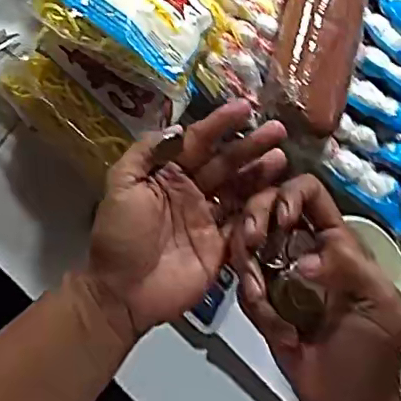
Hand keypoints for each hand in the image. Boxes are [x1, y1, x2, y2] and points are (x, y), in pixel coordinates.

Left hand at [81, 101, 288, 338]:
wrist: (120, 292)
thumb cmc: (118, 233)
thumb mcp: (122, 183)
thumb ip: (147, 152)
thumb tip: (179, 127)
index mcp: (169, 171)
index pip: (199, 141)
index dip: (221, 124)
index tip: (245, 107)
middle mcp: (192, 188)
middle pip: (226, 162)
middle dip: (251, 146)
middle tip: (278, 130)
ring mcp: (208, 218)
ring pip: (239, 189)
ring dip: (260, 174)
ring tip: (282, 159)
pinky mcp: (221, 247)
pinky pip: (244, 225)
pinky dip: (261, 212)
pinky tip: (279, 198)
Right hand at [229, 176, 400, 400]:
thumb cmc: (373, 357)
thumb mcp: (382, 305)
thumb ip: (351, 267)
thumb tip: (305, 260)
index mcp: (334, 239)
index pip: (308, 192)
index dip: (291, 194)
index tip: (283, 219)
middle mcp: (301, 245)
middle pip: (267, 203)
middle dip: (254, 217)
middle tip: (254, 241)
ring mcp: (277, 269)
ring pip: (246, 236)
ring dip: (246, 261)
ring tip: (259, 294)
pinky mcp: (260, 296)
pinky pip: (241, 281)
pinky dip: (249, 297)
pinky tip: (271, 323)